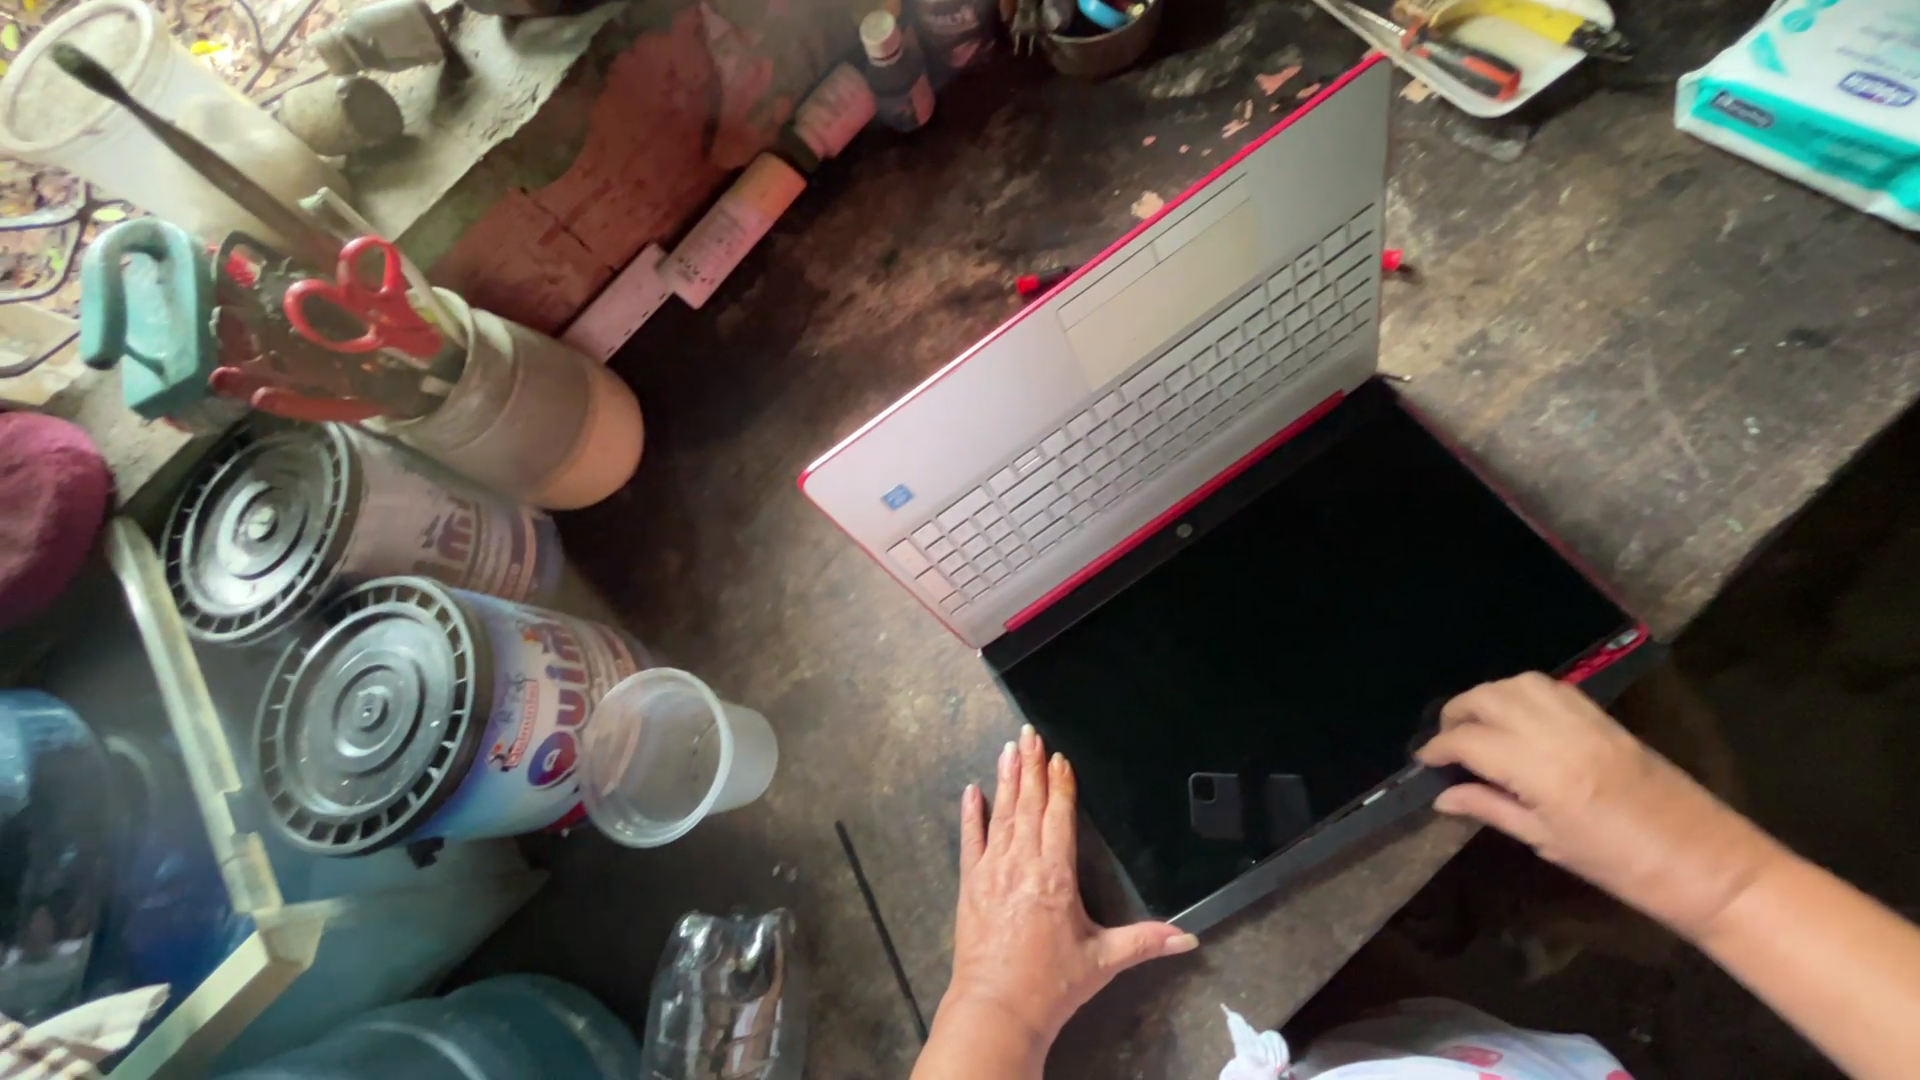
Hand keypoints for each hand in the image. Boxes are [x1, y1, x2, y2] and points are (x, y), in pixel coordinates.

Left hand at [946, 725, 1197, 1051]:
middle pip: (1029, 804)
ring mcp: (992, 870)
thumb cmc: (1052, 984)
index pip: (1058, 817)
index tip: (1059, 757)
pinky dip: (971, 814)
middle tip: (1029, 733)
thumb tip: (1190, 939)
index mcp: (1055, 875)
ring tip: (1009, 749)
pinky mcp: (970, 882)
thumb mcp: (1103, 961)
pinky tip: (971, 790)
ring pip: (1001, 814)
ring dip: (1006, 779)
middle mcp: (1022, 863)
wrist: (997, 1009)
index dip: (1060, 785)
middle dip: (1031, 766)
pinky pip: (970, 840)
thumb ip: (1145, 942)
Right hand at [1417, 673, 1785, 939]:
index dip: (1438, 749)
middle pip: (1486, 699)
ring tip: (1480, 724)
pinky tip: (1519, 718)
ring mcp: (1586, 722)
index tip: (1425, 762)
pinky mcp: (1607, 720)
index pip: (1468, 741)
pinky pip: (1552, 688)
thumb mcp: (1548, 843)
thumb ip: (1490, 808)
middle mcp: (1559, 735)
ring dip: (1488, 697)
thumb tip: (1441, 795)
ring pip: (1517, 684)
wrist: (1714, 869)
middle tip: (1449, 742)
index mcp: (1542, 772)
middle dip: (1456, 714)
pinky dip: (1523, 694)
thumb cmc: (1624, 868)